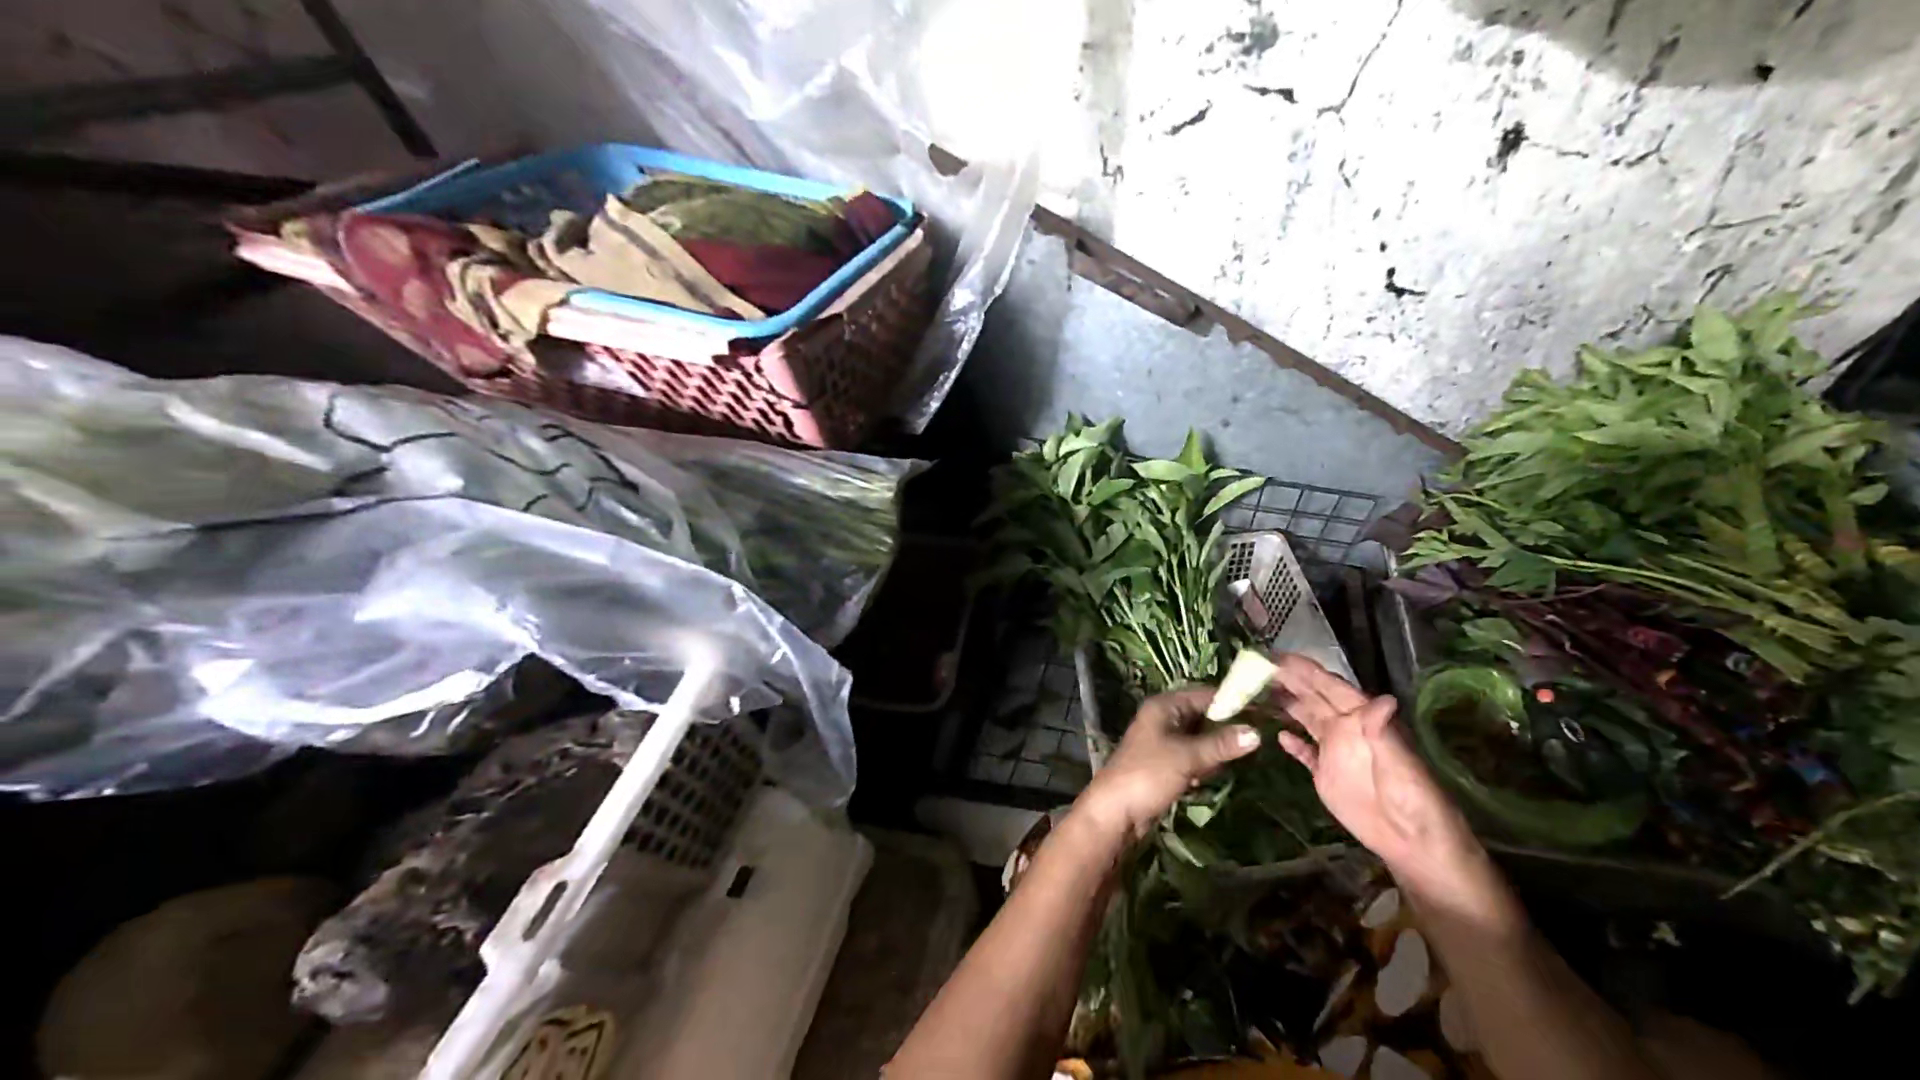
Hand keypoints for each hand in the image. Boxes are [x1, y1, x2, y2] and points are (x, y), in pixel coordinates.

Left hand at [1074, 687, 1261, 842]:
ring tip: (1228, 762)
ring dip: (1215, 751)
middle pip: (1204, 716)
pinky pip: (1193, 756)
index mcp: (1164, 706)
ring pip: (1200, 738)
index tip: (1263, 712)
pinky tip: (1207, 777)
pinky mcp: (1165, 762)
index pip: (1205, 694)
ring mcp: (1163, 740)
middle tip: (1254, 741)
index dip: (1232, 701)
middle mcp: (1163, 717)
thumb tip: (1256, 732)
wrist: (1115, 811)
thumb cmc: (1148, 774)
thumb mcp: (1187, 756)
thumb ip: (1221, 744)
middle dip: (1226, 729)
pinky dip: (1203, 764)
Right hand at [1269, 655, 1490, 901]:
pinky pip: (1305, 753)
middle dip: (1288, 681)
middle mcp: (1346, 731)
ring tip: (1258, 692)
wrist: (1414, 843)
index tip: (1280, 657)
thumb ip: (1383, 731)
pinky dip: (1292, 743)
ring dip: (1286, 705)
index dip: (1307, 671)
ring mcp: (1335, 753)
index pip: (1331, 688)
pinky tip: (1278, 735)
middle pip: (1313, 699)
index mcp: (1362, 722)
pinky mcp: (1326, 776)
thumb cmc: (1413, 800)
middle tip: (1257, 667)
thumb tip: (1383, 698)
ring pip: (1306, 720)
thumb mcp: (1400, 763)